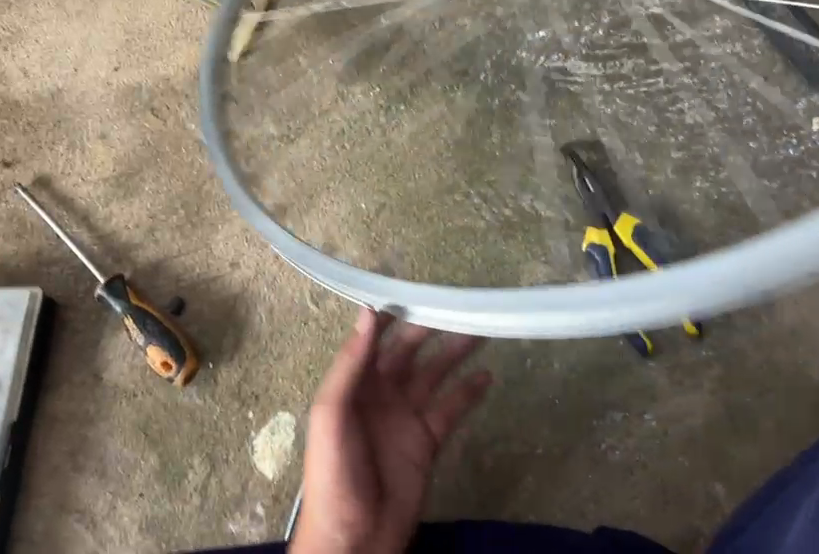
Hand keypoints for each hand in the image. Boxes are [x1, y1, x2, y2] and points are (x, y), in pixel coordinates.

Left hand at [289, 309, 492, 553]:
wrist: (352, 540)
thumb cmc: (333, 473)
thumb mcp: (332, 413)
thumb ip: (351, 363)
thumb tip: (367, 312)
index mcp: (353, 382)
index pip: (374, 338)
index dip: (393, 315)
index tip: (415, 289)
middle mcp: (380, 392)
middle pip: (409, 351)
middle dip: (430, 328)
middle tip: (457, 304)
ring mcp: (405, 416)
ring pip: (434, 374)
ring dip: (455, 353)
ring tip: (480, 329)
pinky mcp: (426, 442)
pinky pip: (450, 409)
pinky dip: (468, 392)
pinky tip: (486, 376)